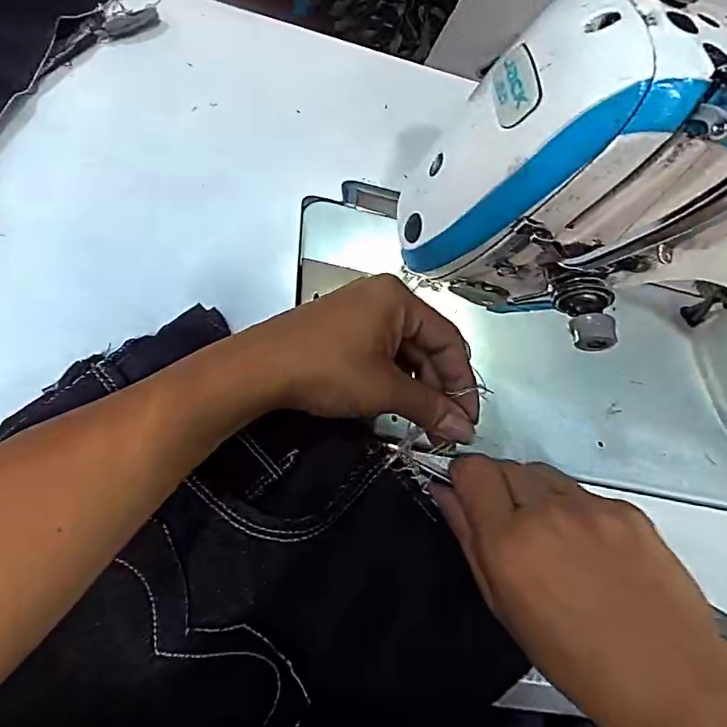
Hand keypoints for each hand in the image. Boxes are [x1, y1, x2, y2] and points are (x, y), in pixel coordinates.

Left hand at [223, 274, 477, 442]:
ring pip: (402, 352)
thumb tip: (462, 428)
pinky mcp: (340, 329)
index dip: (462, 382)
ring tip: (420, 421)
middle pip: (426, 345)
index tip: (466, 417)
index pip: (448, 339)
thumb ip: (429, 407)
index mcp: (397, 298)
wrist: (259, 369)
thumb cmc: (323, 368)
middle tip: (445, 426)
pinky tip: (392, 405)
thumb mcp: (384, 389)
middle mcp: (380, 297)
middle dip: (437, 388)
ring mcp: (358, 311)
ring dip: (414, 387)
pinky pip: (379, 352)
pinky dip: (390, 379)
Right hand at [431, 458, 726, 726]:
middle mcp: (549, 514)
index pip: (472, 470)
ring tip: (552, 541)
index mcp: (510, 544)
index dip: (464, 479)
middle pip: (506, 465)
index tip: (465, 493)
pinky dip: (575, 509)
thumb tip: (447, 497)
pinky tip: (589, 550)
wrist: (672, 683)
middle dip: (497, 488)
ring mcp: (592, 508)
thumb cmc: (584, 665)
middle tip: (508, 525)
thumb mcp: (506, 610)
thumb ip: (470, 542)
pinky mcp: (628, 510)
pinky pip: (584, 492)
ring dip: (535, 495)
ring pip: (544, 474)